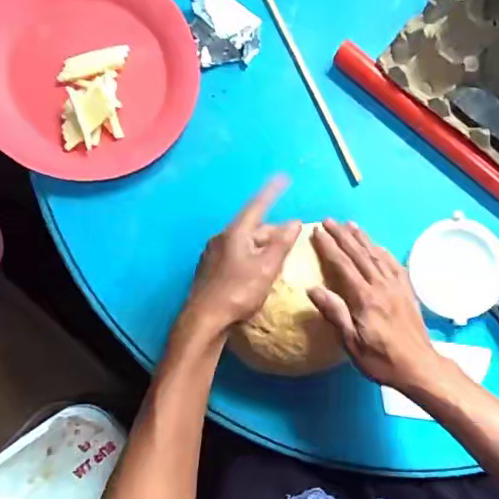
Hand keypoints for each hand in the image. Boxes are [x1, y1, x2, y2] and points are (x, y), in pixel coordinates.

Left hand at [180, 175, 301, 335]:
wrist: (203, 319)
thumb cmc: (238, 292)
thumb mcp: (266, 268)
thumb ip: (281, 244)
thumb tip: (294, 222)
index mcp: (235, 233)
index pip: (257, 205)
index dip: (271, 192)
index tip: (282, 178)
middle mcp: (221, 238)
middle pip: (252, 227)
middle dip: (272, 230)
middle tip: (291, 236)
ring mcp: (212, 254)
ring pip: (243, 242)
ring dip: (261, 245)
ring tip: (278, 254)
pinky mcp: (209, 270)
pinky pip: (235, 255)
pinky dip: (250, 256)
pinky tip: (257, 271)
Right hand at [307, 220, 448, 392]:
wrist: (420, 367)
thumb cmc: (381, 360)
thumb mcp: (351, 343)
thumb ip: (334, 313)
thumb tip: (312, 289)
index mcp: (365, 298)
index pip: (343, 265)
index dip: (329, 247)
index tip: (317, 232)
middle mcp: (382, 286)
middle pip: (360, 254)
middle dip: (343, 235)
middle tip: (329, 220)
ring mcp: (397, 287)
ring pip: (377, 255)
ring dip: (362, 238)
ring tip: (350, 224)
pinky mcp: (408, 291)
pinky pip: (393, 264)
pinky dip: (382, 251)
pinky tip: (377, 246)